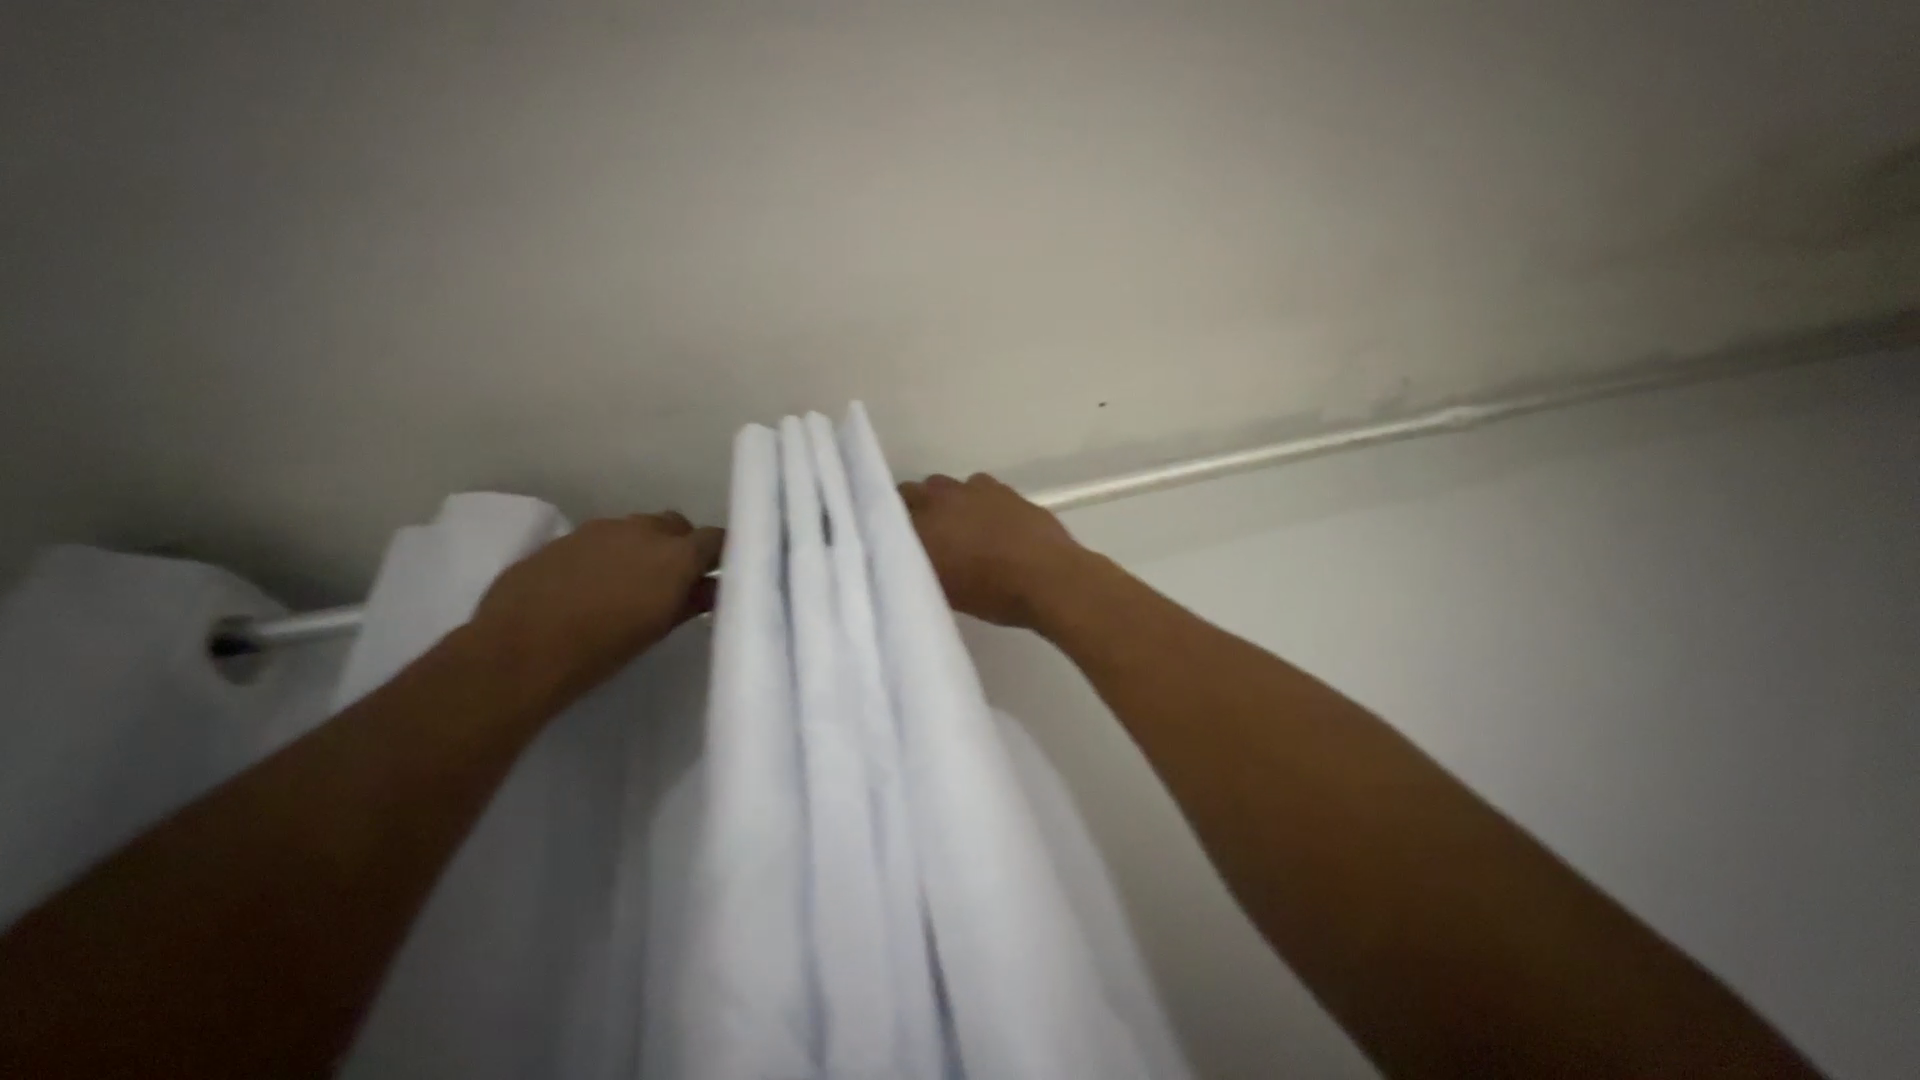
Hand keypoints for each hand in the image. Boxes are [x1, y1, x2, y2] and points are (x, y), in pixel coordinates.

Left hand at [470, 512, 722, 702]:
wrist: (521, 649)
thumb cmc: (603, 648)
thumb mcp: (658, 629)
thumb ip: (691, 601)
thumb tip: (712, 588)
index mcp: (674, 554)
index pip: (715, 538)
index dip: (721, 553)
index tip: (722, 572)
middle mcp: (641, 530)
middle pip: (675, 526)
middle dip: (681, 546)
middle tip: (676, 580)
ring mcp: (599, 529)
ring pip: (636, 529)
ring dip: (643, 548)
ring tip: (632, 583)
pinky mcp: (565, 538)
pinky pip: (600, 539)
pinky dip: (608, 555)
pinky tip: (593, 585)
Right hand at [899, 473, 1093, 628]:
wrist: (1048, 578)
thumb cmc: (992, 594)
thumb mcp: (944, 592)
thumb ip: (919, 570)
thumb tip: (909, 562)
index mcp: (920, 528)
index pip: (885, 513)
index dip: (885, 525)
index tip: (889, 540)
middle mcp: (939, 501)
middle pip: (911, 492)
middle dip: (911, 508)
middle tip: (921, 533)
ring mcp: (972, 490)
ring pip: (943, 486)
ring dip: (942, 501)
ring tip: (955, 526)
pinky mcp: (1000, 489)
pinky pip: (975, 486)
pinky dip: (973, 499)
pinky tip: (986, 520)